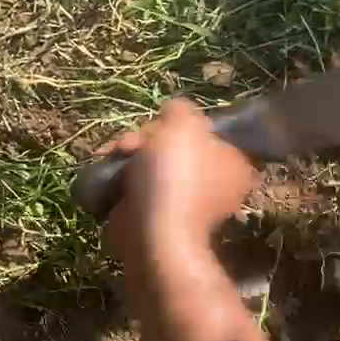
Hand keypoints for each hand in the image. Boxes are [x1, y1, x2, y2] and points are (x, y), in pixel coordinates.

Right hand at [98, 99, 257, 271]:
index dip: (178, 123)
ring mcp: (182, 197)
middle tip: (132, 144)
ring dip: (127, 152)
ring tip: (114, 156)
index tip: (162, 125)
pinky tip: (108, 168)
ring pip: (149, 159)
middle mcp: (212, 180)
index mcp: (231, 161)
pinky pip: (136, 180)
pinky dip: (120, 173)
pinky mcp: (155, 210)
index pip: (204, 129)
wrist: (154, 231)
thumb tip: (173, 114)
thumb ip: (181, 109)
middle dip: (144, 138)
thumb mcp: (183, 124)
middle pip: (171, 142)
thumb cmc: (176, 175)